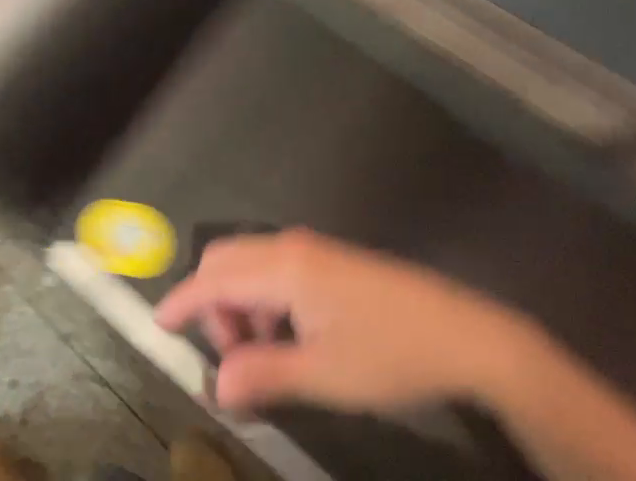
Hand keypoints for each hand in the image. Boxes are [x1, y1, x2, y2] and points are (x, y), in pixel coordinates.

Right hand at [154, 229, 534, 412]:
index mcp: (283, 269)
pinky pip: (274, 267)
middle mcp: (291, 247)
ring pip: (249, 263)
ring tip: (267, 353)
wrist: (476, 341)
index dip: (182, 303)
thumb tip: (217, 388)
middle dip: (213, 305)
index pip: (213, 280)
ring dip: (240, 303)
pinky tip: (293, 336)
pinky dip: (264, 297)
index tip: (159, 326)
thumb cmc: (394, 357)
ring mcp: (314, 249)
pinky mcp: (332, 259)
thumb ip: (263, 375)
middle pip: (223, 261)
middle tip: (233, 354)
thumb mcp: (325, 376)